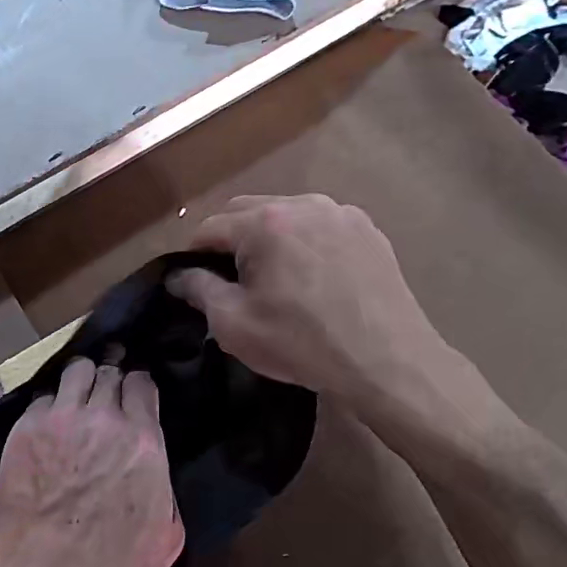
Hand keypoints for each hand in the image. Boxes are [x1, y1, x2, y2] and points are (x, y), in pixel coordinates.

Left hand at [0, 359, 182, 566]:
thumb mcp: (167, 534)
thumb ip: (164, 490)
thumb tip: (155, 478)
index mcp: (144, 441)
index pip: (143, 384)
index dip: (138, 385)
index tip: (134, 393)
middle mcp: (105, 418)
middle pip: (109, 371)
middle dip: (110, 375)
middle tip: (106, 388)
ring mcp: (62, 419)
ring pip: (75, 371)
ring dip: (80, 378)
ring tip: (78, 392)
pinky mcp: (26, 430)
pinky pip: (42, 398)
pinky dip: (50, 404)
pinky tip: (49, 419)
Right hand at [167, 194, 448, 404]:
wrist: (388, 362)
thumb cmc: (303, 344)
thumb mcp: (235, 325)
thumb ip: (198, 290)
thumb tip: (178, 275)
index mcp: (266, 222)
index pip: (211, 227)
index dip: (194, 255)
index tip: (195, 283)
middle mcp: (304, 204)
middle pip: (248, 212)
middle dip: (232, 241)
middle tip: (235, 282)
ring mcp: (341, 213)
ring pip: (288, 215)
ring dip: (271, 239)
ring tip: (277, 279)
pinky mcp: (369, 230)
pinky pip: (322, 227)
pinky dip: (307, 243)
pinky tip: (315, 278)